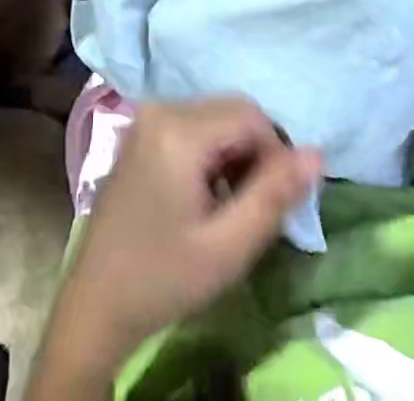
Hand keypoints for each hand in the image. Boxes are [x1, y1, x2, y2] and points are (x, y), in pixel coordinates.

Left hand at [51, 99, 320, 360]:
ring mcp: (148, 118)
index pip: (252, 117)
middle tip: (253, 204)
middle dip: (257, 152)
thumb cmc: (163, 278)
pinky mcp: (144, 131)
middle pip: (235, 111)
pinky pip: (198, 124)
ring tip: (231, 203)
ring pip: (219, 116)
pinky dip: (216, 152)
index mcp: (177, 130)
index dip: (276, 154)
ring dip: (238, 153)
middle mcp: (161, 109)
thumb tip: (317, 154)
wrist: (96, 303)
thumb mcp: (228, 247)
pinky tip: (209, 193)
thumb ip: (275, 195)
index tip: (273, 200)